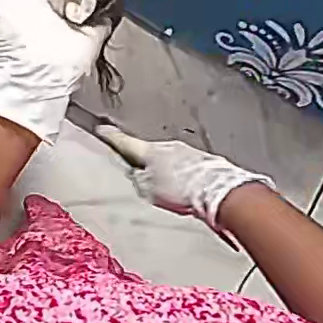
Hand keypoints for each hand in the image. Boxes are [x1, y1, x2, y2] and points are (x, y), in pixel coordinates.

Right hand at [121, 135, 275, 225]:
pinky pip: (185, 167)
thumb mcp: (147, 190)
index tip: (102, 130)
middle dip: (142, 158)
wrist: (221, 192)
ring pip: (169, 158)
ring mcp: (189, 152)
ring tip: (163, 186)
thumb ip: (137, 179)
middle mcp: (170, 146)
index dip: (112, 138)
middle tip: (135, 169)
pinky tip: (183, 187)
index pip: (125, 143)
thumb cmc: (182, 191)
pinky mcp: (205, 162)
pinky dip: (181, 174)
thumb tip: (134, 173)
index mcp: (151, 151)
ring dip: (164, 169)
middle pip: (149, 150)